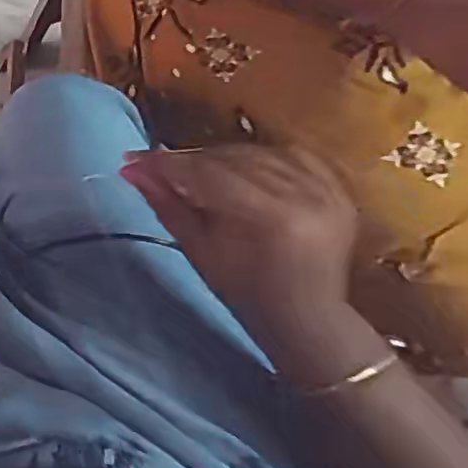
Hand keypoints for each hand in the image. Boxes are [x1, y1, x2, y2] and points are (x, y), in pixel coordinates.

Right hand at [120, 144, 355, 318]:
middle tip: (157, 166)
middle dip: (188, 160)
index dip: (165, 164)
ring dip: (218, 158)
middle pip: (229, 159)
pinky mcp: (336, 188)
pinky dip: (260, 155)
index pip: (206, 174)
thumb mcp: (197, 248)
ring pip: (255, 153)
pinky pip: (290, 154)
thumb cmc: (243, 289)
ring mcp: (325, 189)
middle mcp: (302, 194)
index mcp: (269, 216)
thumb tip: (131, 168)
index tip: (132, 159)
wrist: (304, 314)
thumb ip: (166, 202)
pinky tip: (241, 165)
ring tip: (194, 170)